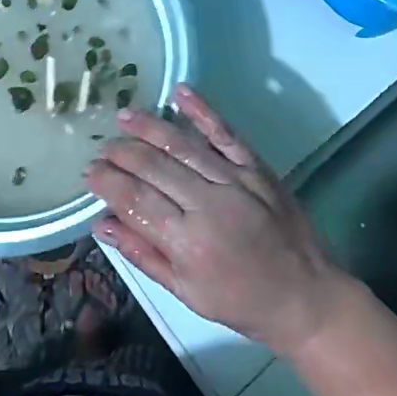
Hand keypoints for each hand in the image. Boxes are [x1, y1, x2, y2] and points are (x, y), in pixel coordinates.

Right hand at [87, 85, 351, 355]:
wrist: (306, 297)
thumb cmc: (241, 302)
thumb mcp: (186, 292)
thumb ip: (143, 254)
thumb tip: (102, 223)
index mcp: (189, 242)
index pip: (135, 201)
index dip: (108, 182)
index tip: (89, 172)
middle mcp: (209, 204)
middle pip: (153, 167)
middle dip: (121, 154)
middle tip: (102, 149)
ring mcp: (235, 180)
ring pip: (182, 144)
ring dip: (148, 127)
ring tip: (123, 117)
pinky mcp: (256, 167)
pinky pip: (225, 133)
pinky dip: (202, 110)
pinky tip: (180, 92)